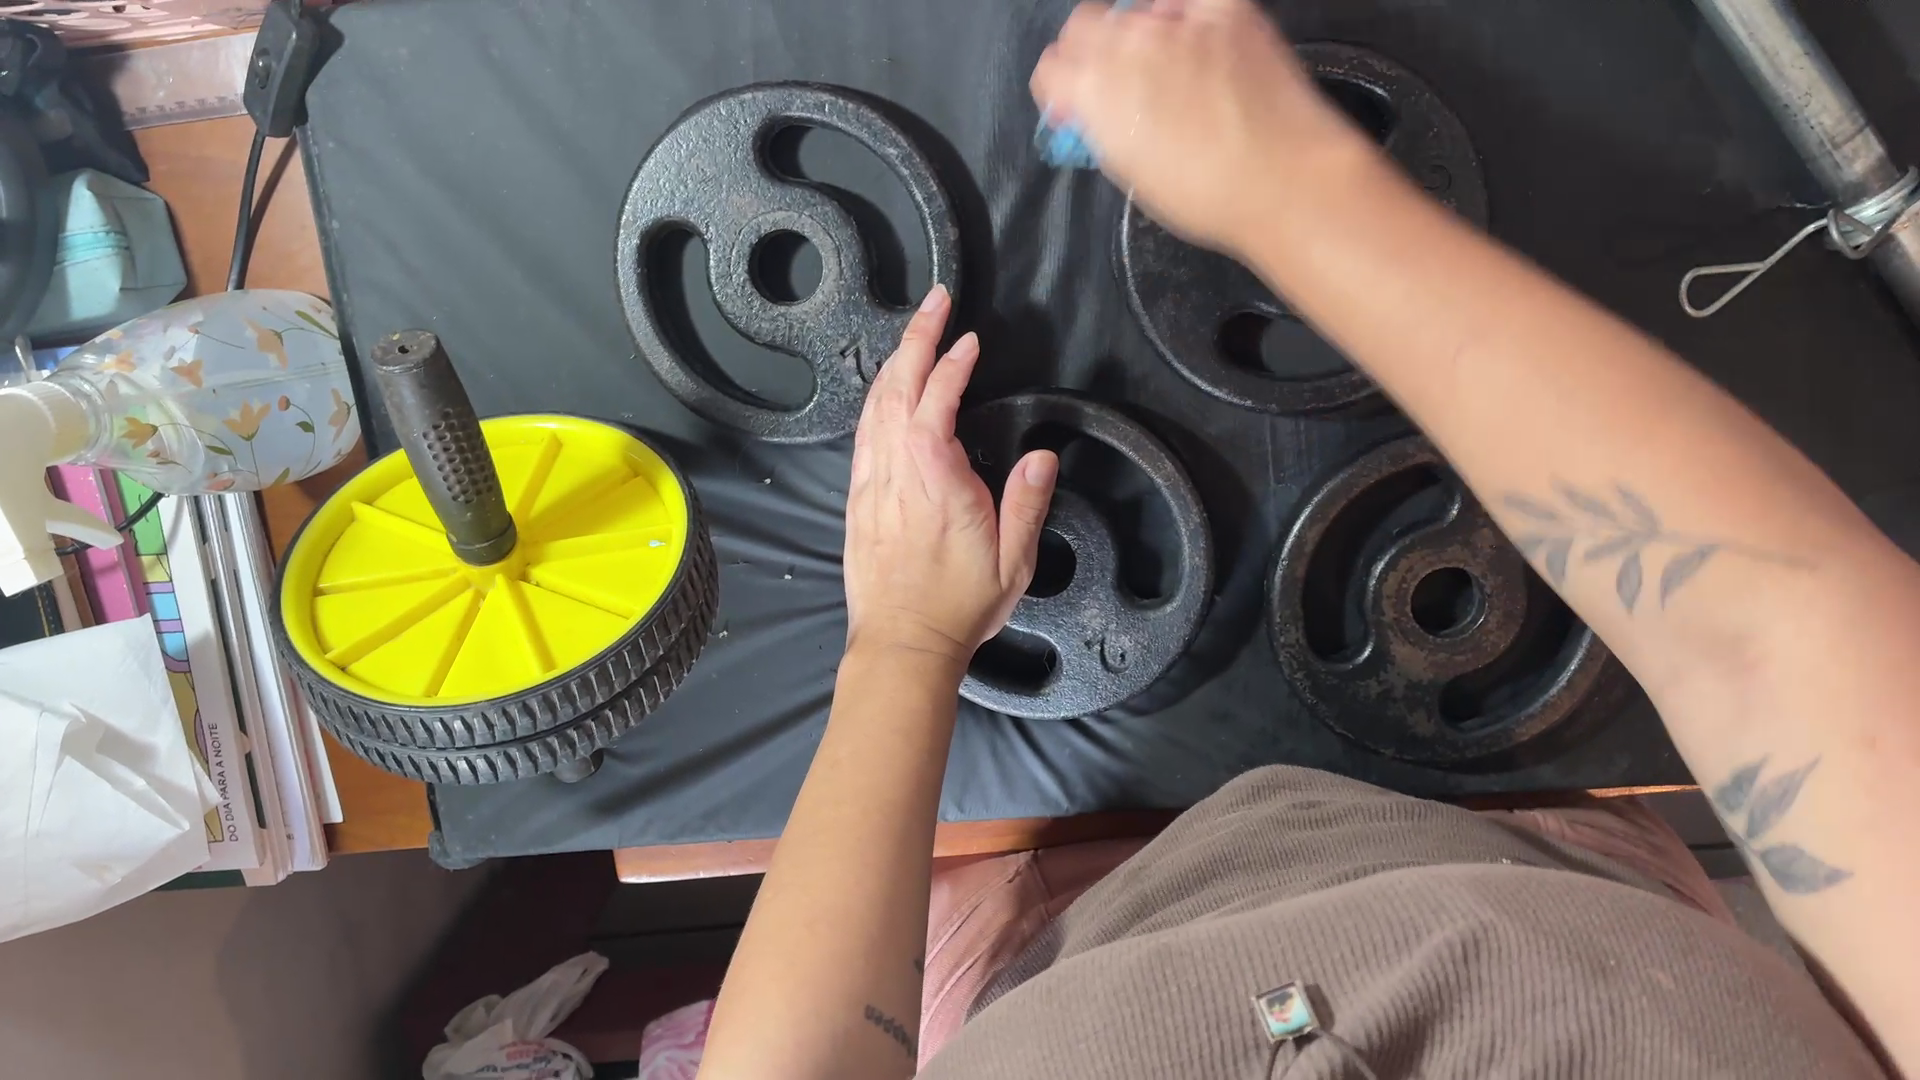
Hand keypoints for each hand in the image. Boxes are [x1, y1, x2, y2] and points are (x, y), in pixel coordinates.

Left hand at [844, 285, 1057, 668]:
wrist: (901, 644)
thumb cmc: (958, 606)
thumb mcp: (1013, 562)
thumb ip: (1027, 503)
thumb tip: (1041, 455)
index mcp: (937, 484)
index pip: (937, 404)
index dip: (952, 365)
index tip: (969, 341)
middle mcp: (896, 475)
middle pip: (897, 390)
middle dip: (915, 339)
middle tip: (935, 302)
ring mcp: (871, 485)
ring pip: (874, 407)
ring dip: (894, 363)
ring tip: (913, 332)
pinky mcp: (858, 499)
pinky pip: (862, 434)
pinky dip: (875, 399)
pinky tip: (885, 389)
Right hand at [1030, 0, 1369, 256]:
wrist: (1280, 180)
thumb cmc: (1203, 196)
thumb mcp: (1131, 172)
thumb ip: (1101, 130)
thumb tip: (1090, 112)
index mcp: (1096, 94)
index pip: (1051, 69)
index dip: (1062, 90)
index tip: (1075, 106)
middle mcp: (1129, 46)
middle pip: (1084, 25)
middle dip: (1089, 52)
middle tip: (1113, 83)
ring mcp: (1178, 21)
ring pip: (1133, 10)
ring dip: (1136, 35)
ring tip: (1163, 70)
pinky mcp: (1225, 9)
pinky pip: (1185, 1)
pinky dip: (1182, 16)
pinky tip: (1196, 44)